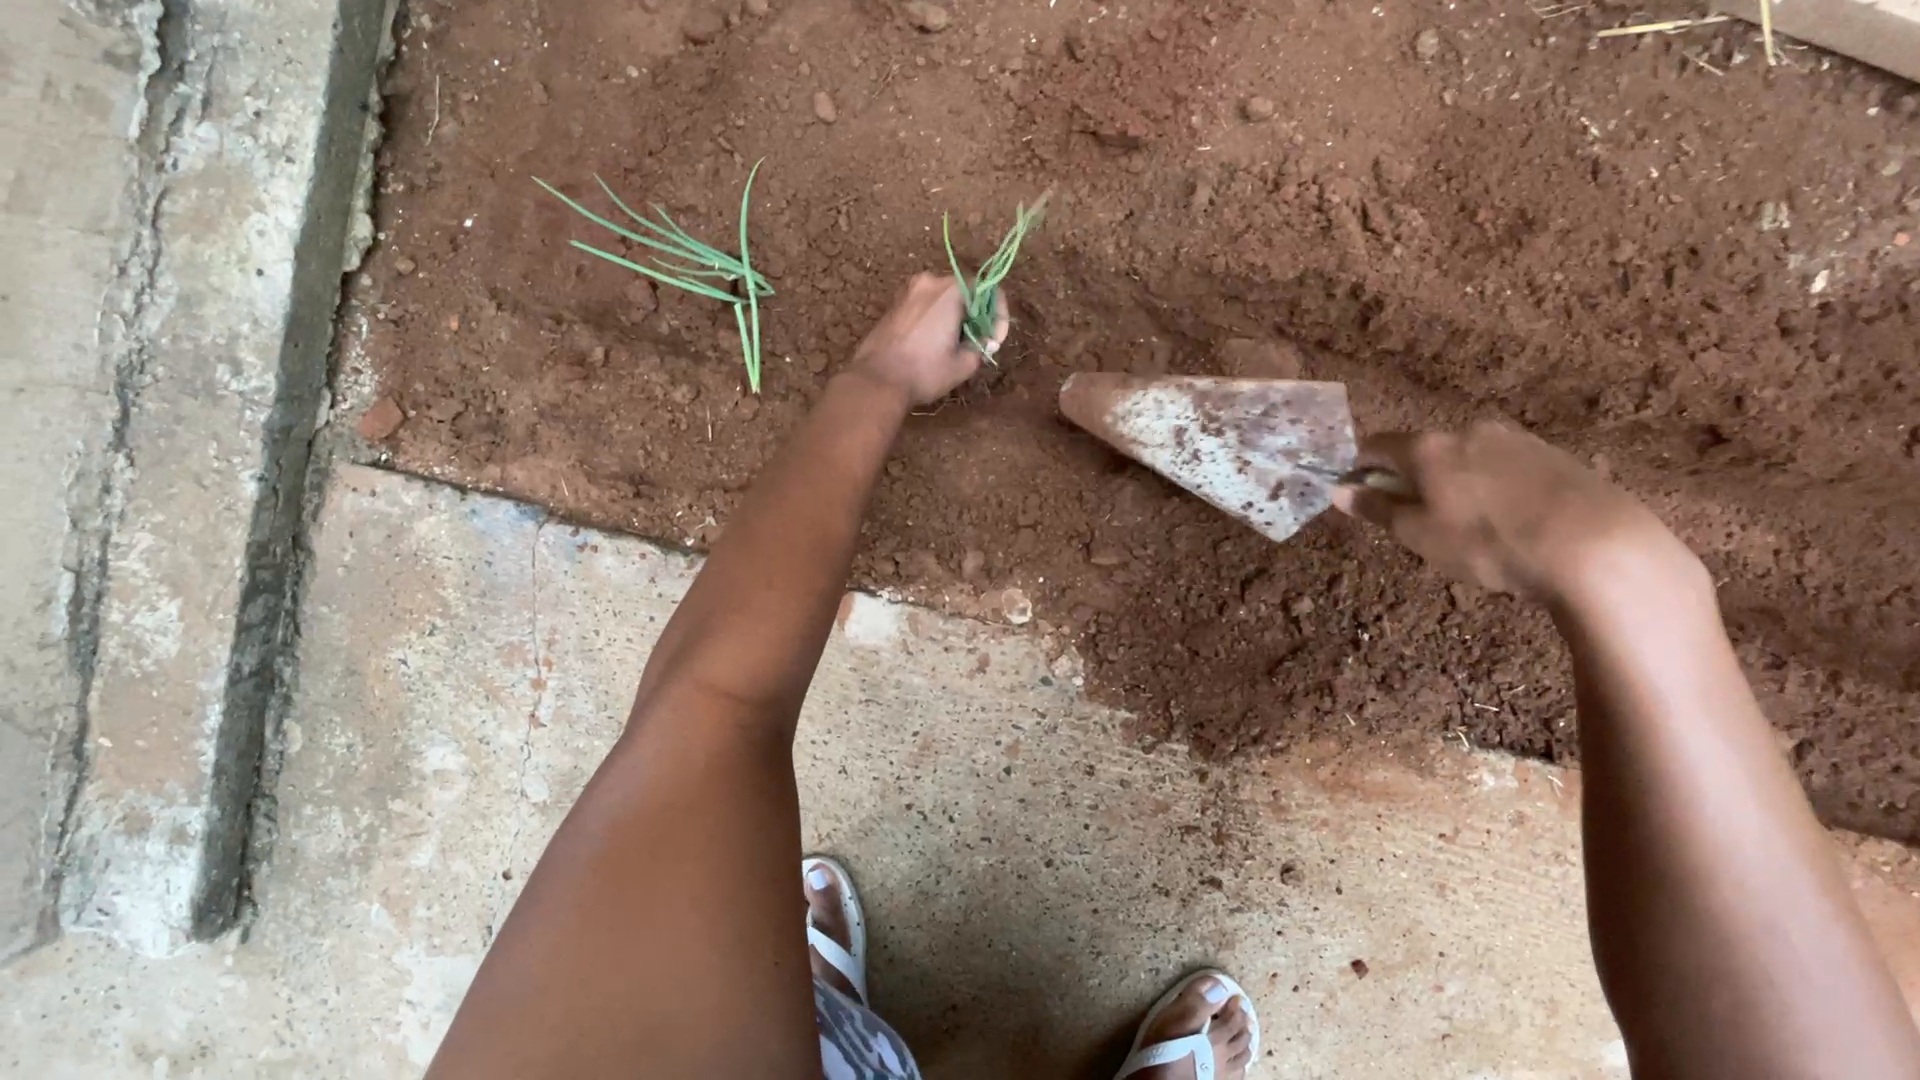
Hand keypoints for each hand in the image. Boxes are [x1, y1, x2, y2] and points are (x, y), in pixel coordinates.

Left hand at [849, 274, 1007, 407]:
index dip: (998, 316)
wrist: (876, 380)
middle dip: (977, 316)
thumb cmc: (923, 372)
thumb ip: (982, 345)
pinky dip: (937, 319)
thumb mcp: (964, 364)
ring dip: (956, 318)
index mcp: (950, 289)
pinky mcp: (894, 305)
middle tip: (978, 344)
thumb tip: (984, 340)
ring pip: (944, 299)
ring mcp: (907, 291)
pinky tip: (934, 344)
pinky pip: (925, 305)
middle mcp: (929, 281)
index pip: (988, 290)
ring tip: (956, 347)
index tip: (994, 342)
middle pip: (965, 291)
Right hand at [1334, 421, 1701, 607]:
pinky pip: (1503, 468)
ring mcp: (1516, 439)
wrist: (1597, 547)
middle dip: (1412, 481)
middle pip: (1422, 451)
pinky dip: (1492, 490)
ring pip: (1465, 460)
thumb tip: (1338, 489)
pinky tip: (1510, 525)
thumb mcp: (1419, 535)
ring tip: (1471, 530)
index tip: (1363, 500)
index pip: (1374, 446)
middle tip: (1420, 526)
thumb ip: (1376, 509)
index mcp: (1427, 446)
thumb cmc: (1489, 543)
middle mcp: (1468, 430)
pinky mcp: (1554, 455)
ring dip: (1454, 486)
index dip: (1360, 471)